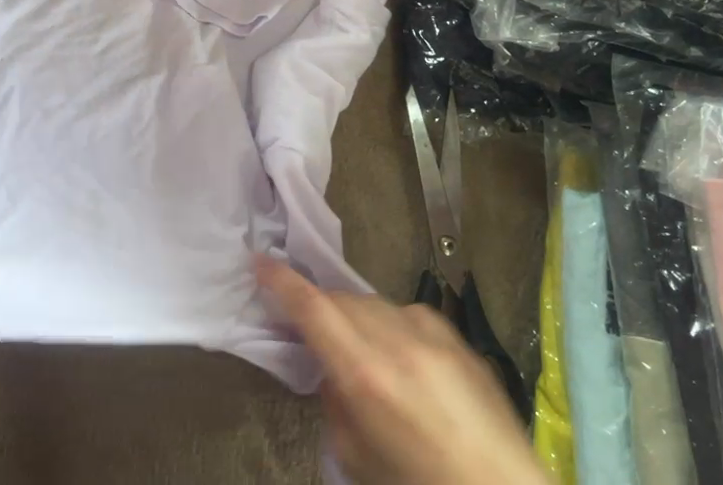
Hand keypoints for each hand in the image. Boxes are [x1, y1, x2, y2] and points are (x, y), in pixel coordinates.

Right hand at [255, 257, 544, 484]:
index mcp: (364, 374)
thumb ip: (334, 401)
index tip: (259, 261)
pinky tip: (400, 349)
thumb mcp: (354, 455)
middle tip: (305, 321)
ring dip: (354, 312)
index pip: (312, 307)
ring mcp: (435, 339)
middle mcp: (397, 343)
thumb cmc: (418, 484)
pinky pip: (412, 314)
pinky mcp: (463, 344)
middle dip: (317, 303)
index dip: (281, 280)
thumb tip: (330, 372)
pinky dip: (393, 322)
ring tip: (355, 340)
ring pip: (375, 302)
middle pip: (341, 299)